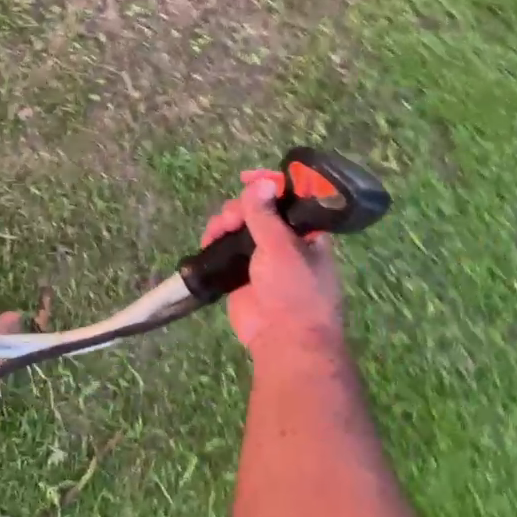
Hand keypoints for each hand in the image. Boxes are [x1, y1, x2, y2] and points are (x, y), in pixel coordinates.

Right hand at [200, 170, 345, 360]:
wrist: (284, 339)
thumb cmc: (294, 292)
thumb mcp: (281, 248)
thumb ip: (265, 214)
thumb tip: (260, 182)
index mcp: (308, 235)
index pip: (290, 198)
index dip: (270, 184)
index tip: (248, 177)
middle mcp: (287, 242)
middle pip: (258, 209)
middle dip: (240, 207)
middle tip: (231, 219)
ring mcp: (263, 258)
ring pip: (239, 226)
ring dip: (224, 223)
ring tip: (215, 234)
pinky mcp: (243, 271)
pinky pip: (226, 246)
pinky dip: (216, 240)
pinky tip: (209, 242)